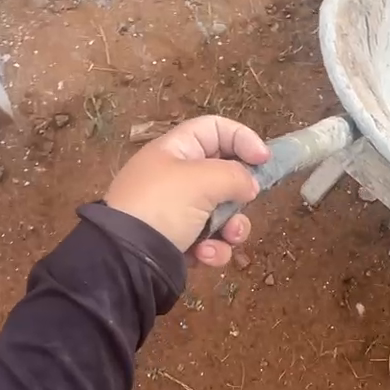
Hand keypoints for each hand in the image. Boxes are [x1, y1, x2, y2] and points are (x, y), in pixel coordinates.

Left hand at [105, 116, 269, 267]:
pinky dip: (213, 249)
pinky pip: (210, 240)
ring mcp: (177, 212)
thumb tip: (250, 186)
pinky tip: (204, 255)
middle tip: (246, 203)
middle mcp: (176, 178)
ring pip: (222, 213)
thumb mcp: (202, 180)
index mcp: (175, 151)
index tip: (264, 159)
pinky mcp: (180, 242)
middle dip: (241, 194)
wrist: (125, 260)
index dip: (242, 138)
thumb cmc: (162, 206)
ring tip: (228, 237)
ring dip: (232, 227)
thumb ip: (235, 175)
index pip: (215, 129)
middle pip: (223, 175)